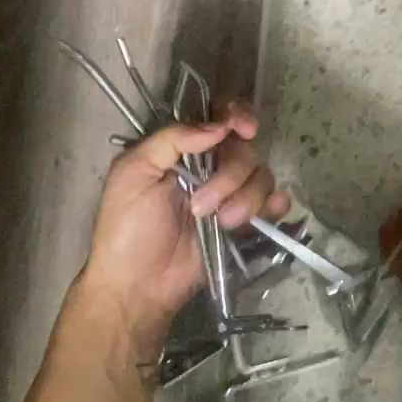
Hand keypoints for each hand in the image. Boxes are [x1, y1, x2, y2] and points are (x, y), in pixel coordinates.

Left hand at [74, 102, 290, 349]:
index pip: (219, 117)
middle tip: (202, 206)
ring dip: (245, 199)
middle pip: (245, 149)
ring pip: (262, 176)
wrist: (138, 285)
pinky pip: (275, 202)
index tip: (243, 130)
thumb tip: (218, 126)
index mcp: (184, 149)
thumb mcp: (132, 174)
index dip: (238, 116)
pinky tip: (259, 218)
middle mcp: (212, 165)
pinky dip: (273, 206)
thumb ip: (170, 141)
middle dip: (230, 176)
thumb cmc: (126, 228)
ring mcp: (231, 194)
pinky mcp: (247, 222)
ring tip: (222, 224)